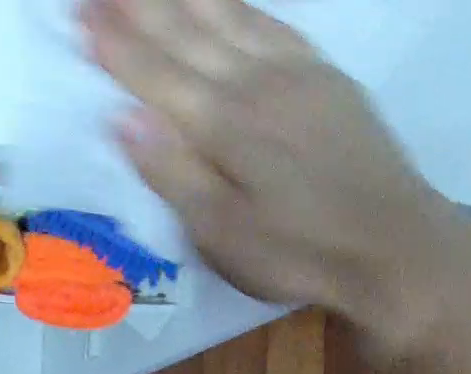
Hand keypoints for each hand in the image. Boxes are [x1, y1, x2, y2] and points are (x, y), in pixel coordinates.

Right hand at [83, 0, 470, 344]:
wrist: (392, 246)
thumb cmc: (291, 252)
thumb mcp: (218, 230)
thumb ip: (171, 171)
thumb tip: (121, 119)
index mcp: (224, 125)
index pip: (153, 74)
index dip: (112, 43)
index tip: (79, 12)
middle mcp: (258, 84)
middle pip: (186, 33)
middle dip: (138, 5)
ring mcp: (296, 74)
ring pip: (227, 17)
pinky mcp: (323, 77)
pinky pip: (272, 23)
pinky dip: (237, 3)